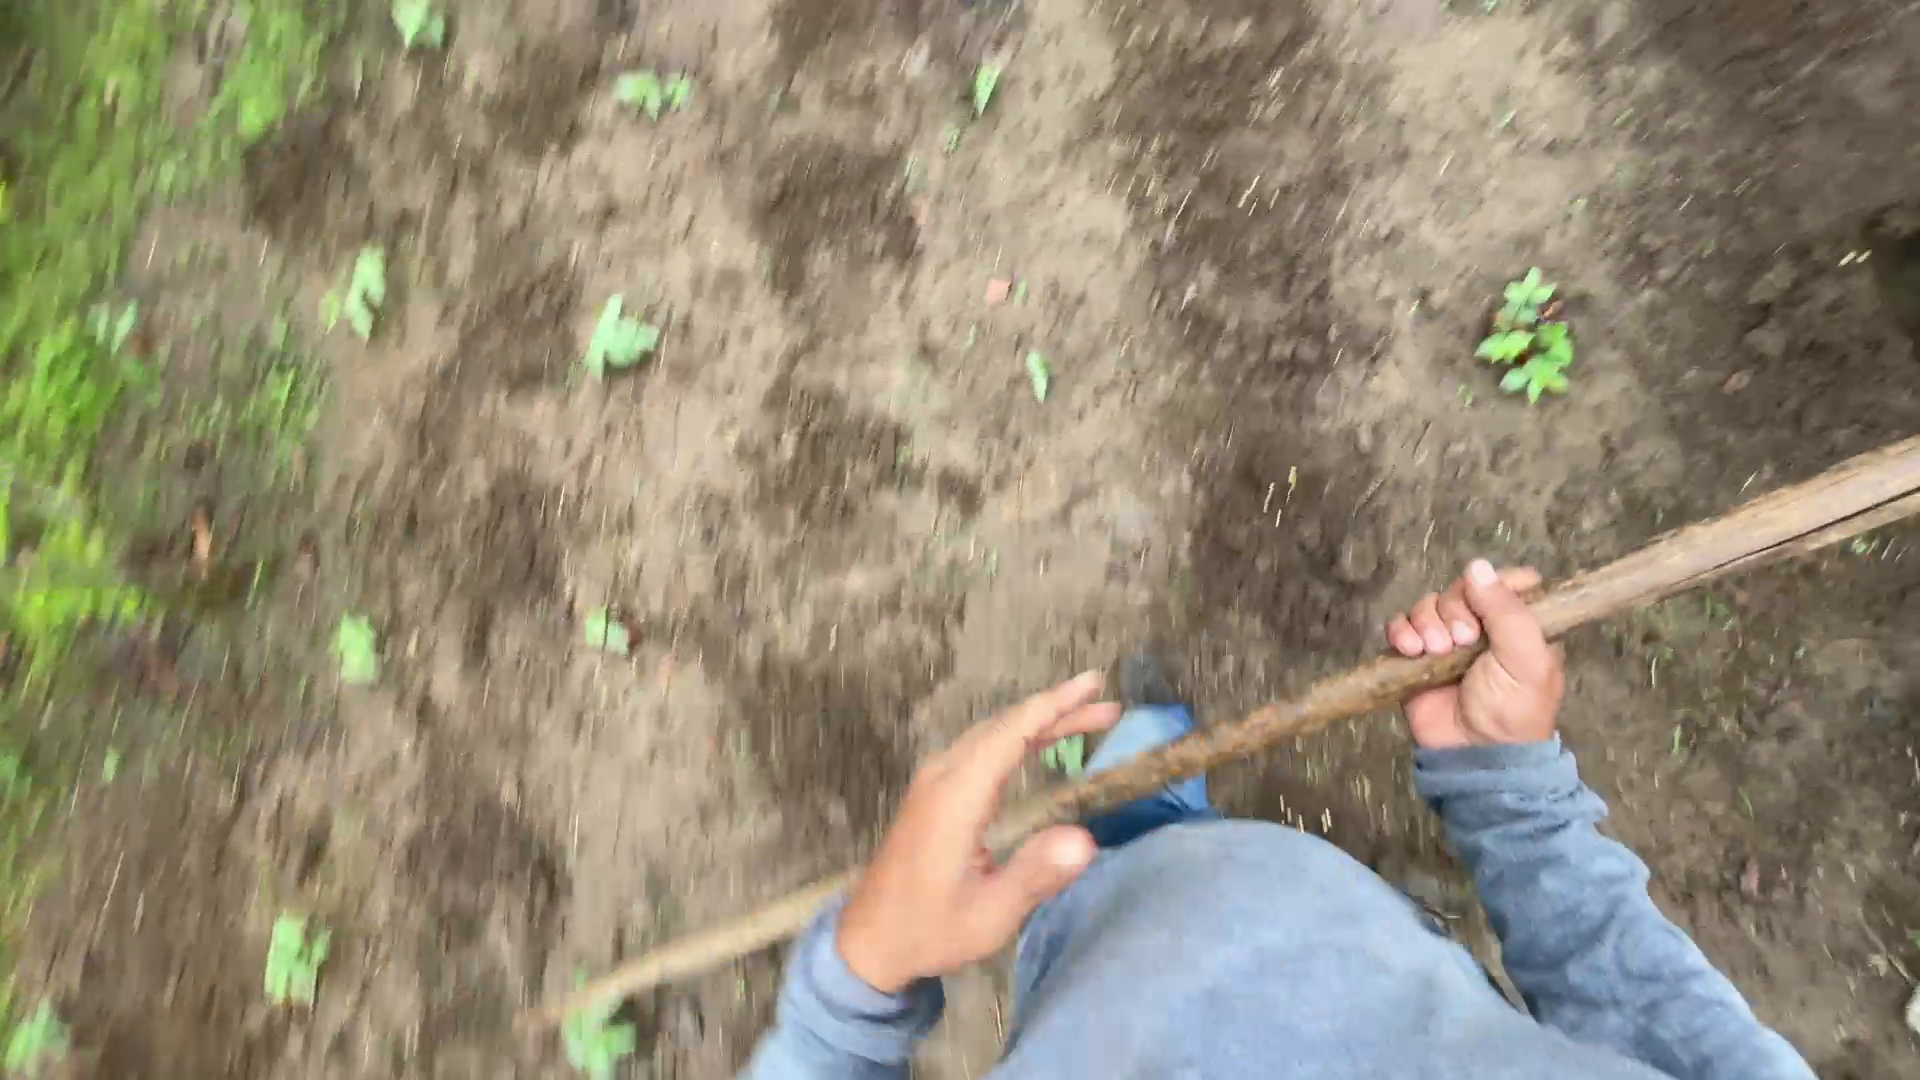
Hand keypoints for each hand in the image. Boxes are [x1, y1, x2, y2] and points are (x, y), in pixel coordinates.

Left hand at [837, 672, 1120, 993]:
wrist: (870, 939)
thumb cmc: (930, 928)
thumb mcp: (988, 915)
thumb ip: (1034, 875)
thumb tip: (1086, 840)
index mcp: (956, 795)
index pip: (1011, 733)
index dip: (1053, 705)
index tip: (1091, 685)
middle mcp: (944, 774)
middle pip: (1006, 725)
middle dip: (1058, 710)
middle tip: (1107, 705)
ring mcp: (937, 778)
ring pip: (994, 733)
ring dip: (1040, 721)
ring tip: (1087, 716)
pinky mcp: (936, 789)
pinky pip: (983, 747)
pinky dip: (1019, 736)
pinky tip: (1041, 741)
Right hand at [1385, 559, 1563, 749]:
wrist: (1472, 751)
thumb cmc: (1511, 708)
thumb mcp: (1526, 660)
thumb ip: (1508, 612)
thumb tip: (1478, 566)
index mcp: (1520, 625)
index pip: (1505, 582)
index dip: (1490, 586)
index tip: (1485, 607)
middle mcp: (1482, 626)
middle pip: (1459, 590)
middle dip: (1452, 611)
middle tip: (1460, 641)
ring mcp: (1445, 639)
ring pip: (1426, 605)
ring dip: (1425, 624)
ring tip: (1434, 651)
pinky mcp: (1414, 653)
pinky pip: (1398, 625)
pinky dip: (1400, 632)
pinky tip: (1410, 650)